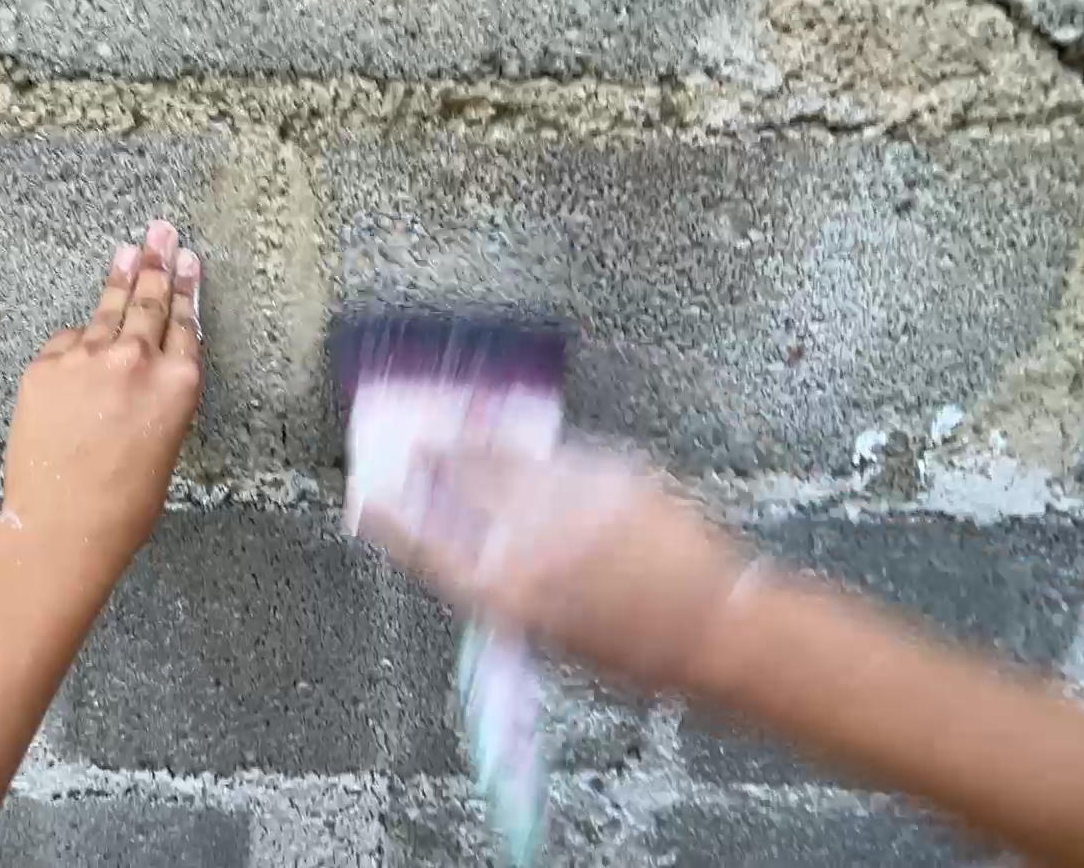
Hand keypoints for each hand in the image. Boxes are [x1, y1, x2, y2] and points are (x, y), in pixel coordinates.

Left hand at [0, 219, 203, 556]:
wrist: (65, 524)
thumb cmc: (126, 500)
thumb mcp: (166, 439)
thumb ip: (159, 391)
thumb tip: (144, 363)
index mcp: (178, 383)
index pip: (185, 321)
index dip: (186, 288)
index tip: (186, 262)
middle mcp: (138, 359)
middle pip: (150, 300)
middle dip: (157, 262)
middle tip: (161, 232)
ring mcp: (88, 357)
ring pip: (108, 309)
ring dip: (120, 277)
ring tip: (129, 250)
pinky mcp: (47, 364)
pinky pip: (67, 341)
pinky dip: (77, 343)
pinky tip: (81, 344)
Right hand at [356, 445, 745, 689]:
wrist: (715, 625)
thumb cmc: (629, 650)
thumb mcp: (546, 637)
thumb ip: (500, 588)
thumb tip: (467, 552)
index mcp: (508, 590)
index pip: (428, 547)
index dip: (392, 520)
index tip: (369, 499)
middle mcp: (530, 536)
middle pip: (462, 484)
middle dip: (433, 460)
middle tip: (416, 445)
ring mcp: (569, 496)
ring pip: (503, 458)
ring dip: (474, 446)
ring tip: (456, 433)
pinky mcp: (604, 471)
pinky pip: (554, 455)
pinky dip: (534, 455)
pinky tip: (527, 453)